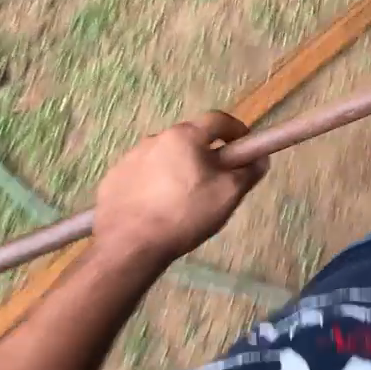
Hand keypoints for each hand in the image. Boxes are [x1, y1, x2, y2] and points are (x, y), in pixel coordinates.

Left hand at [93, 111, 268, 267]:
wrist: (127, 250)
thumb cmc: (184, 215)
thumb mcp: (229, 195)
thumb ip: (249, 172)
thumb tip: (259, 159)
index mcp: (185, 136)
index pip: (218, 120)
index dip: (236, 130)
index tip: (244, 147)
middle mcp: (156, 139)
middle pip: (190, 138)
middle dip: (205, 152)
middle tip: (215, 177)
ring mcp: (129, 159)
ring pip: (164, 156)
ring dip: (177, 167)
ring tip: (183, 197)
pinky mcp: (110, 181)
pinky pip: (141, 174)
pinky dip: (153, 183)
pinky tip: (157, 208)